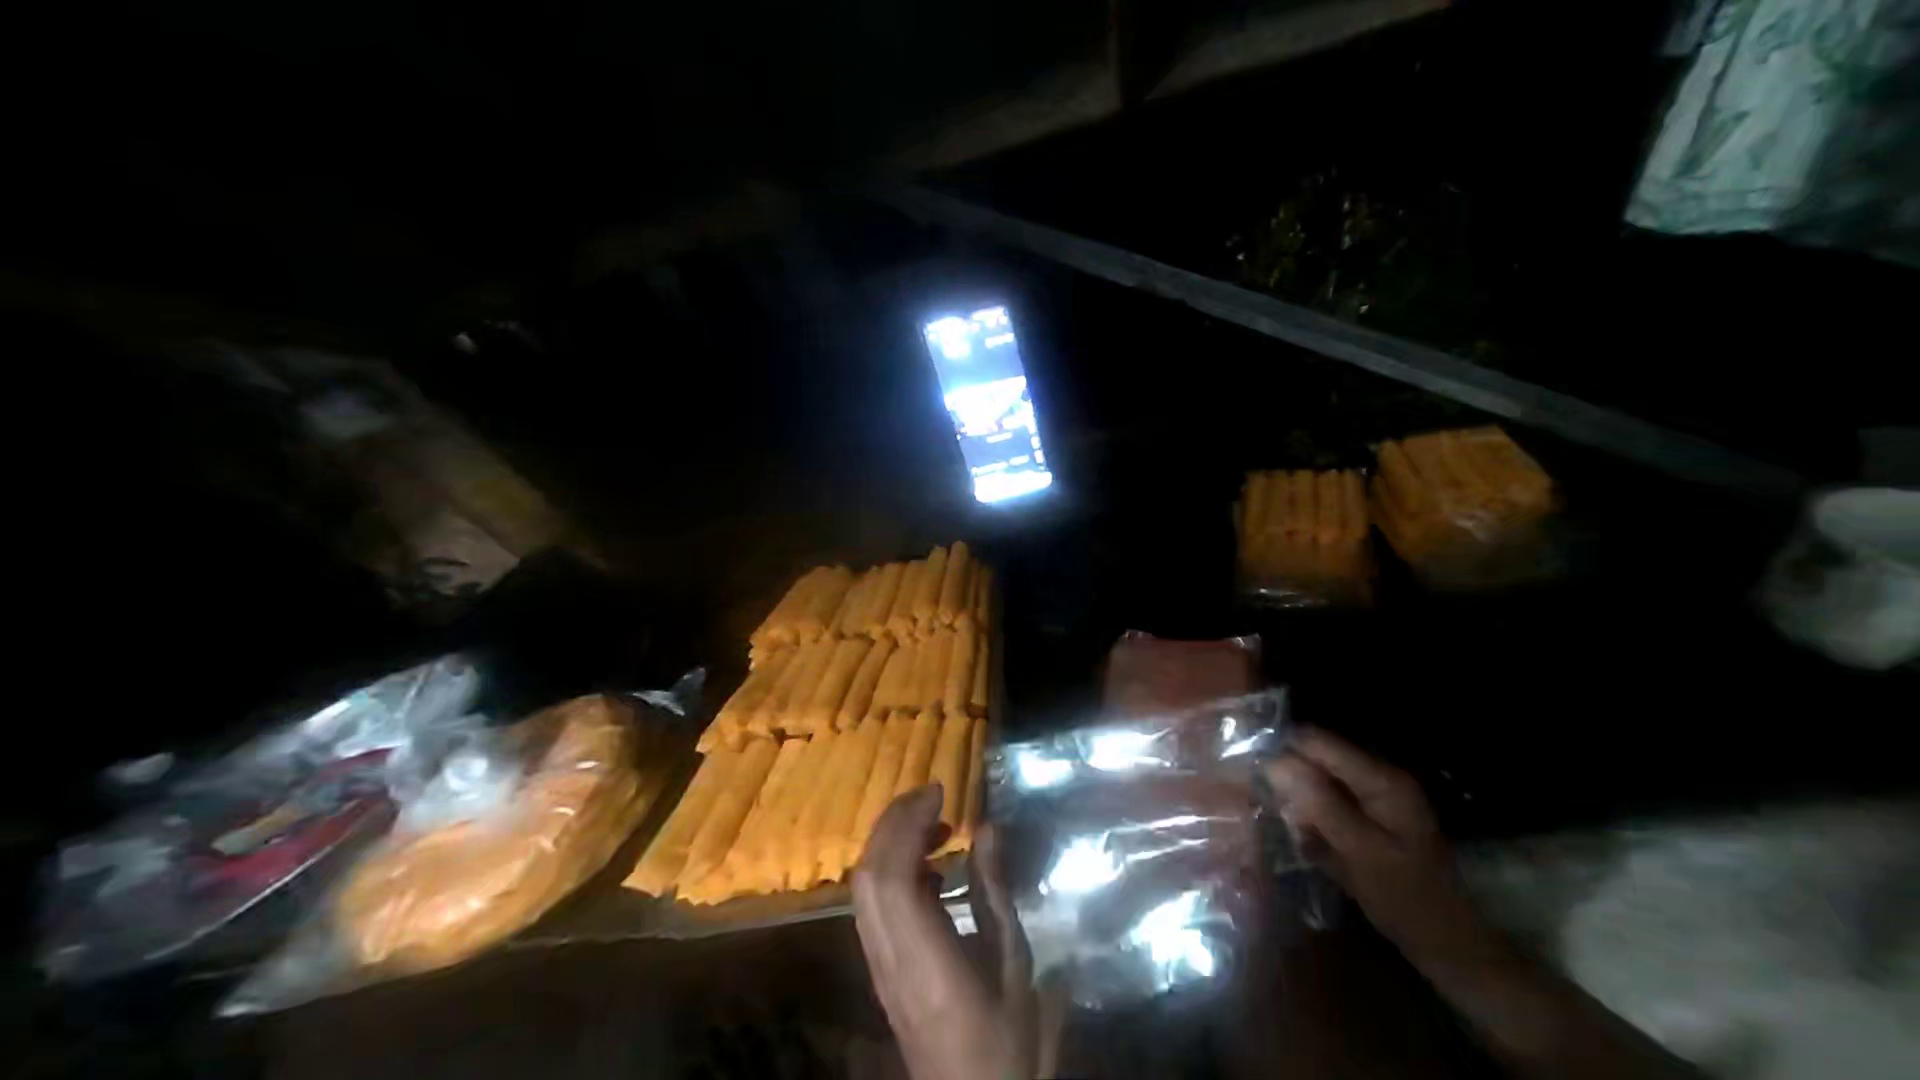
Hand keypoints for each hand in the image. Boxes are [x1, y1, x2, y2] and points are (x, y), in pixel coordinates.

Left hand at [852, 785, 1036, 1079]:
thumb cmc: (1005, 1039)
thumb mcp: (1013, 964)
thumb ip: (994, 894)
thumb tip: (986, 830)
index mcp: (924, 959)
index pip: (892, 877)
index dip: (907, 823)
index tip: (939, 792)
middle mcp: (889, 958)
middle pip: (868, 875)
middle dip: (894, 822)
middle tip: (934, 797)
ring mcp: (879, 966)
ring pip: (864, 888)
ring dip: (891, 843)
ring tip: (937, 825)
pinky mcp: (881, 970)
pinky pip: (872, 904)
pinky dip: (892, 869)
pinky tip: (931, 869)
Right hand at [1261, 727, 1488, 963]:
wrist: (1449, 948)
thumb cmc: (1407, 899)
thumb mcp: (1359, 851)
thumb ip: (1319, 803)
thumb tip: (1273, 761)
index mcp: (1381, 780)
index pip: (1318, 742)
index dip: (1282, 750)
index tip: (1247, 768)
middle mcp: (1377, 780)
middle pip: (1317, 759)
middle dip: (1286, 775)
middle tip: (1257, 797)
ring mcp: (1373, 801)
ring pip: (1317, 782)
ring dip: (1295, 799)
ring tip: (1277, 821)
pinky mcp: (1366, 821)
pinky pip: (1326, 804)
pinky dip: (1309, 817)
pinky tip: (1300, 837)